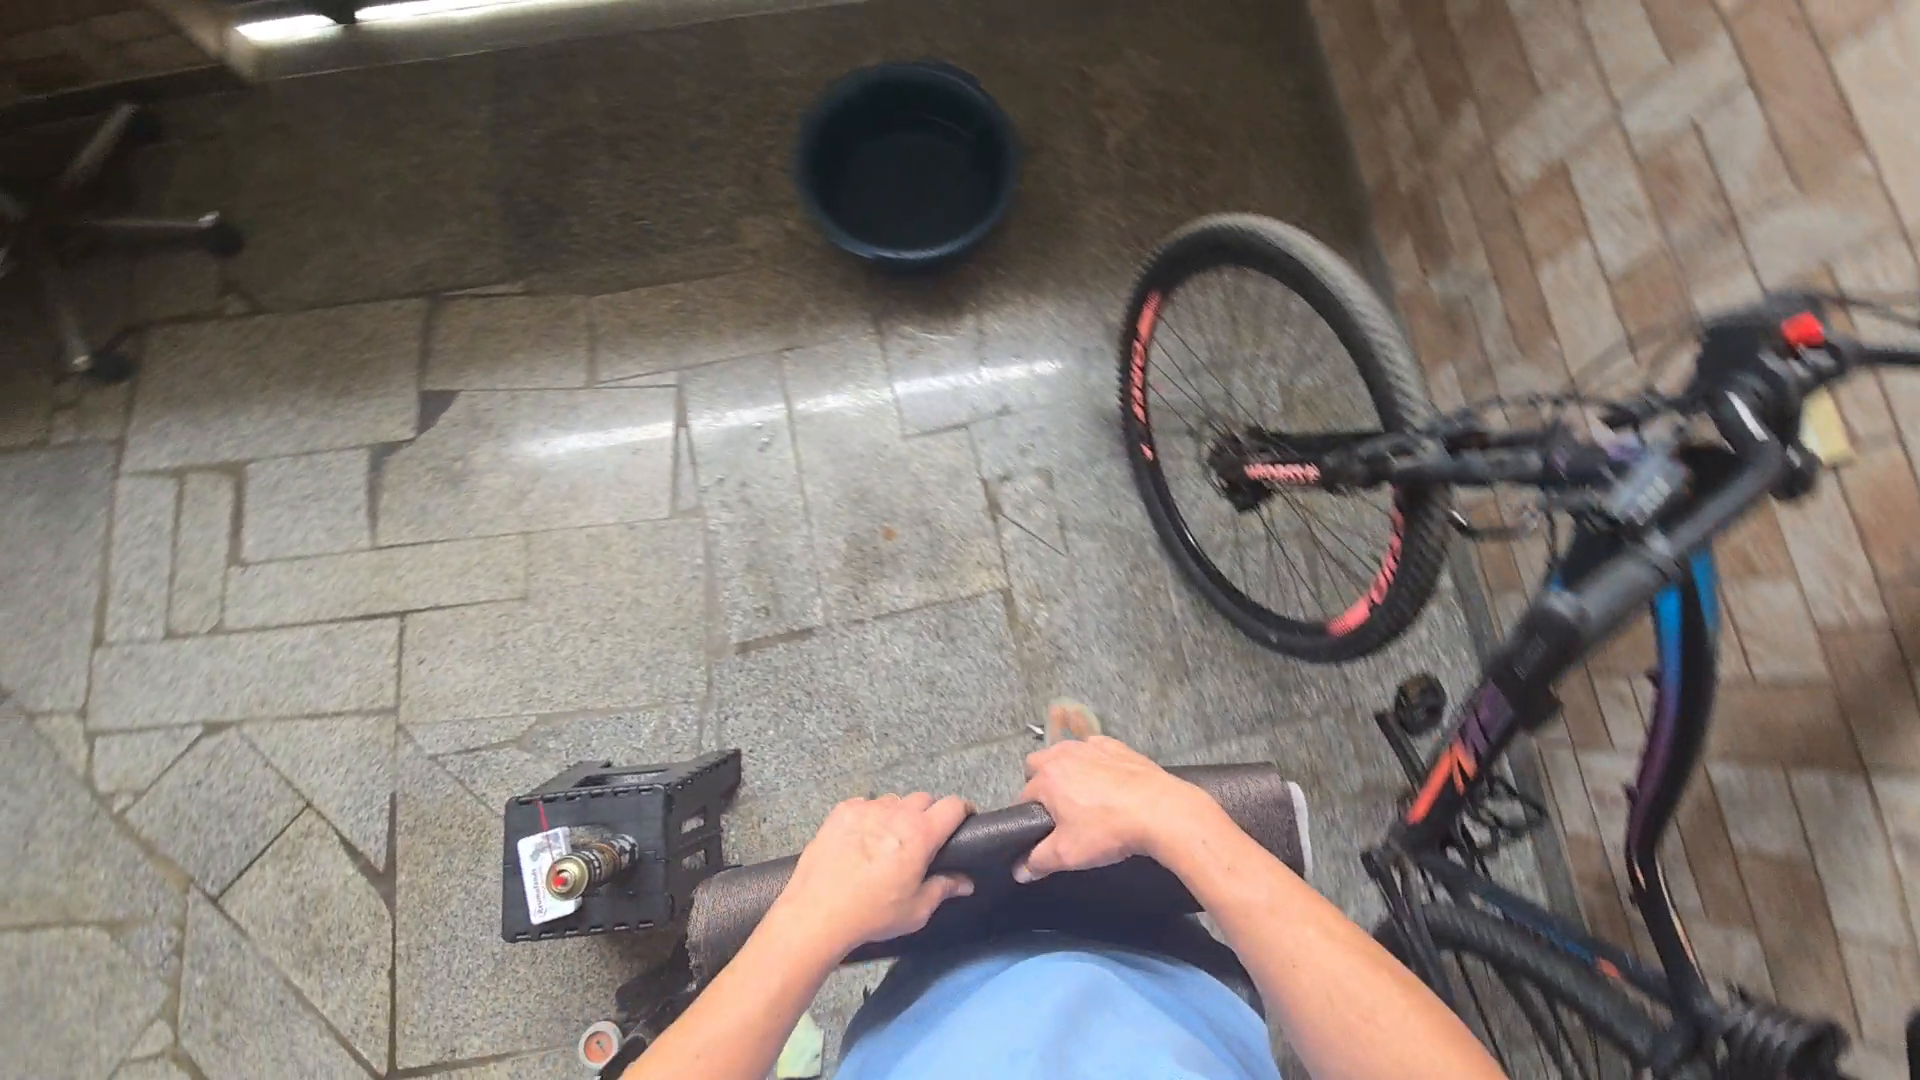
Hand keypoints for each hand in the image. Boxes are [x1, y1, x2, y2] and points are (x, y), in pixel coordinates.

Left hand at [772, 793, 974, 958]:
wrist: (817, 913)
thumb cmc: (872, 914)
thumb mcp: (915, 910)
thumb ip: (943, 889)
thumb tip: (965, 881)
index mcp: (920, 834)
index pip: (953, 805)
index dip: (963, 811)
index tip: (963, 822)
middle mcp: (896, 813)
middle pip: (924, 799)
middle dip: (929, 814)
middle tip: (923, 840)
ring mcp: (866, 808)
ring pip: (893, 801)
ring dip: (898, 815)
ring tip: (888, 841)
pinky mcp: (842, 811)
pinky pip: (865, 805)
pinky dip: (870, 817)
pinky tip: (861, 840)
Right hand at [1014, 736, 1227, 881]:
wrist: (1160, 810)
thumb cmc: (1108, 830)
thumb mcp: (1068, 854)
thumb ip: (1038, 861)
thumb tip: (1019, 870)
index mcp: (1047, 777)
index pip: (1023, 795)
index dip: (1027, 814)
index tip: (1038, 829)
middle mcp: (1064, 755)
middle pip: (1038, 763)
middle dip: (1040, 781)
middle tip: (1057, 809)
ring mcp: (1091, 746)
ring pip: (1065, 751)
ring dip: (1066, 768)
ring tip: (1082, 794)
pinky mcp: (1117, 746)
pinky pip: (1095, 749)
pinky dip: (1094, 761)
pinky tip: (1108, 780)